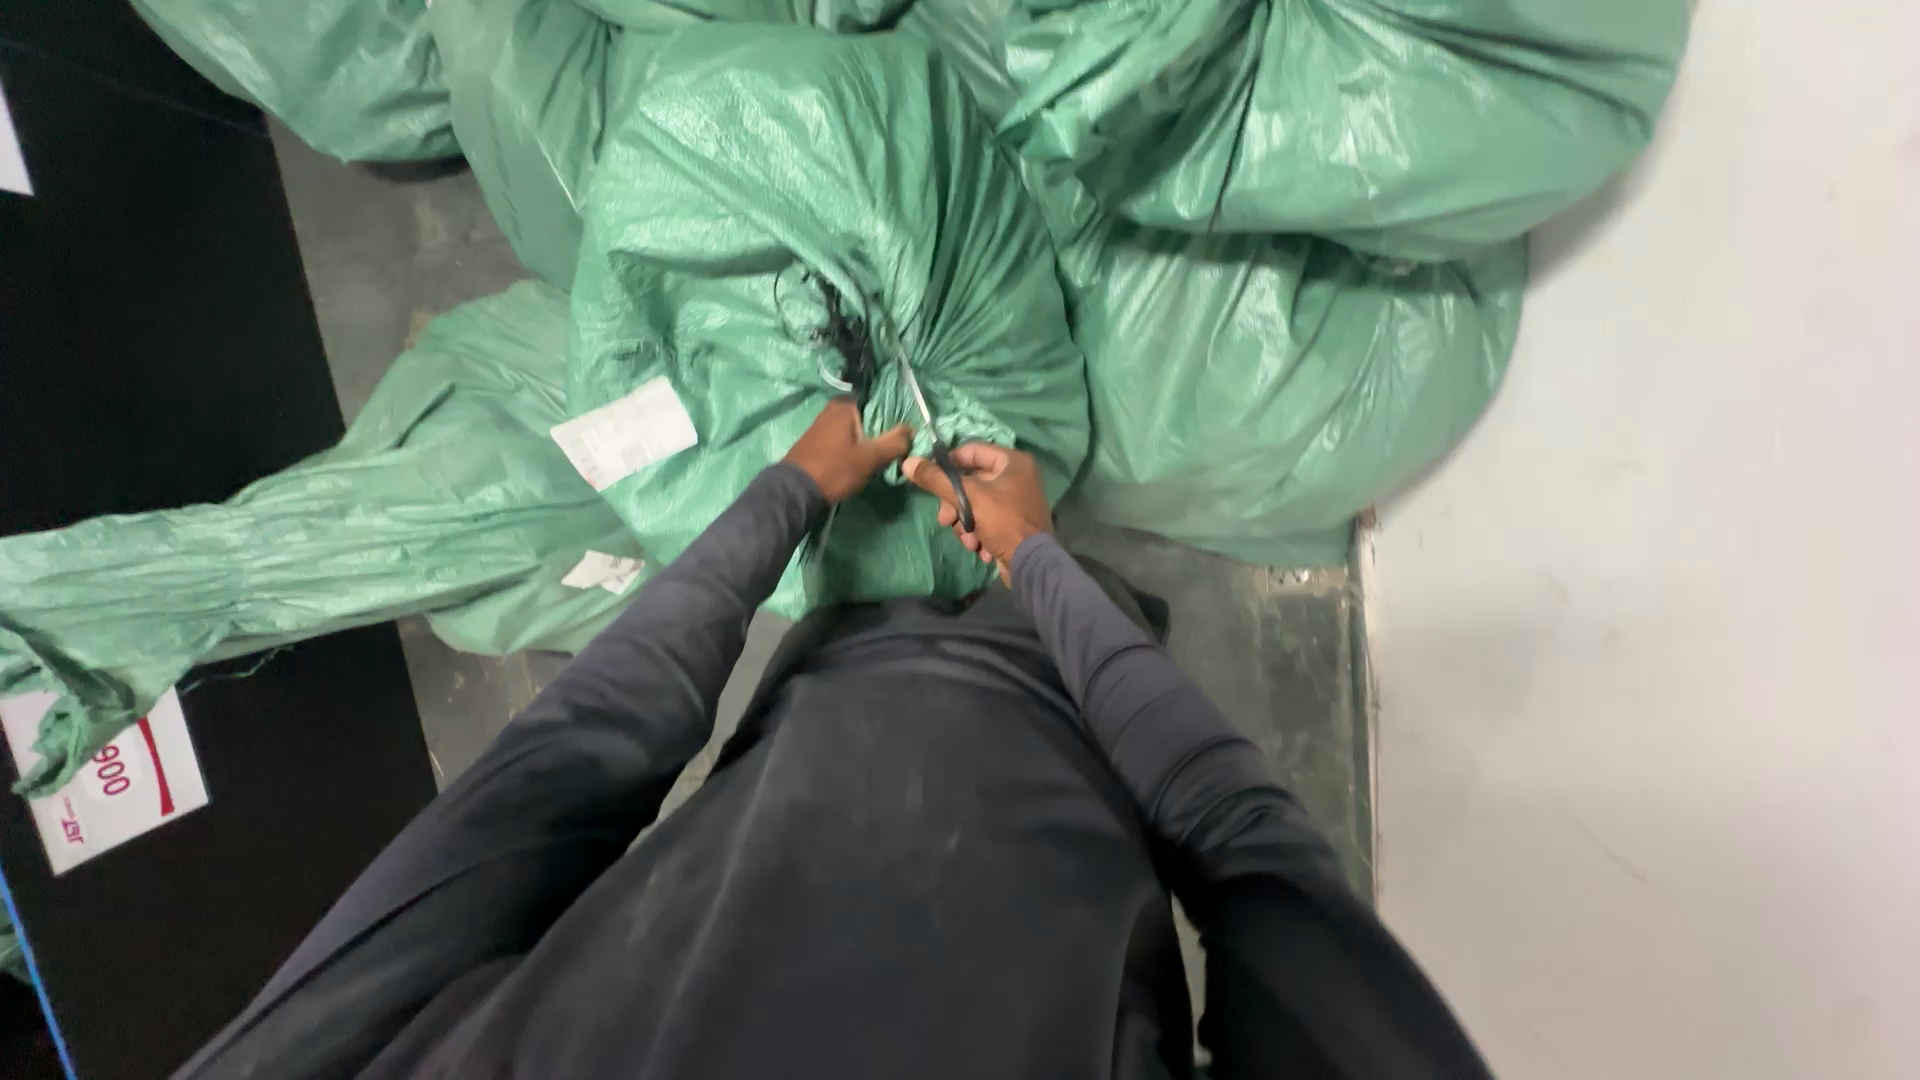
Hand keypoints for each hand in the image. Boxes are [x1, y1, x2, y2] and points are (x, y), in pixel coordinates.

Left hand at [783, 398, 911, 503]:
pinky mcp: (817, 442)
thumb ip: (895, 442)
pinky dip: (854, 449)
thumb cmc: (834, 469)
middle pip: (868, 419)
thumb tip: (912, 430)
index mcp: (845, 404)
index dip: (894, 421)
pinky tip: (860, 463)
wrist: (795, 491)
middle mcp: (832, 409)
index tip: (903, 437)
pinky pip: (844, 441)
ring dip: (868, 444)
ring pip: (856, 431)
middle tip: (893, 452)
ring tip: (879, 460)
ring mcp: (822, 425)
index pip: (880, 404)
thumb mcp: (870, 457)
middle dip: (881, 434)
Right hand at [905, 443, 1052, 583]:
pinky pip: (986, 521)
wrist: (1031, 565)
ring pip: (975, 505)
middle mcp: (1017, 478)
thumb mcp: (969, 498)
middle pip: (971, 482)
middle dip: (955, 504)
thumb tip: (908, 463)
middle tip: (944, 519)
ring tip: (968, 539)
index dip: (950, 462)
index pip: (973, 451)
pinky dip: (978, 533)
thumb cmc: (1004, 522)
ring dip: (965, 523)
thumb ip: (937, 480)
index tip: (931, 477)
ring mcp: (1015, 502)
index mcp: (1014, 462)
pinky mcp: (1012, 524)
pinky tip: (978, 547)